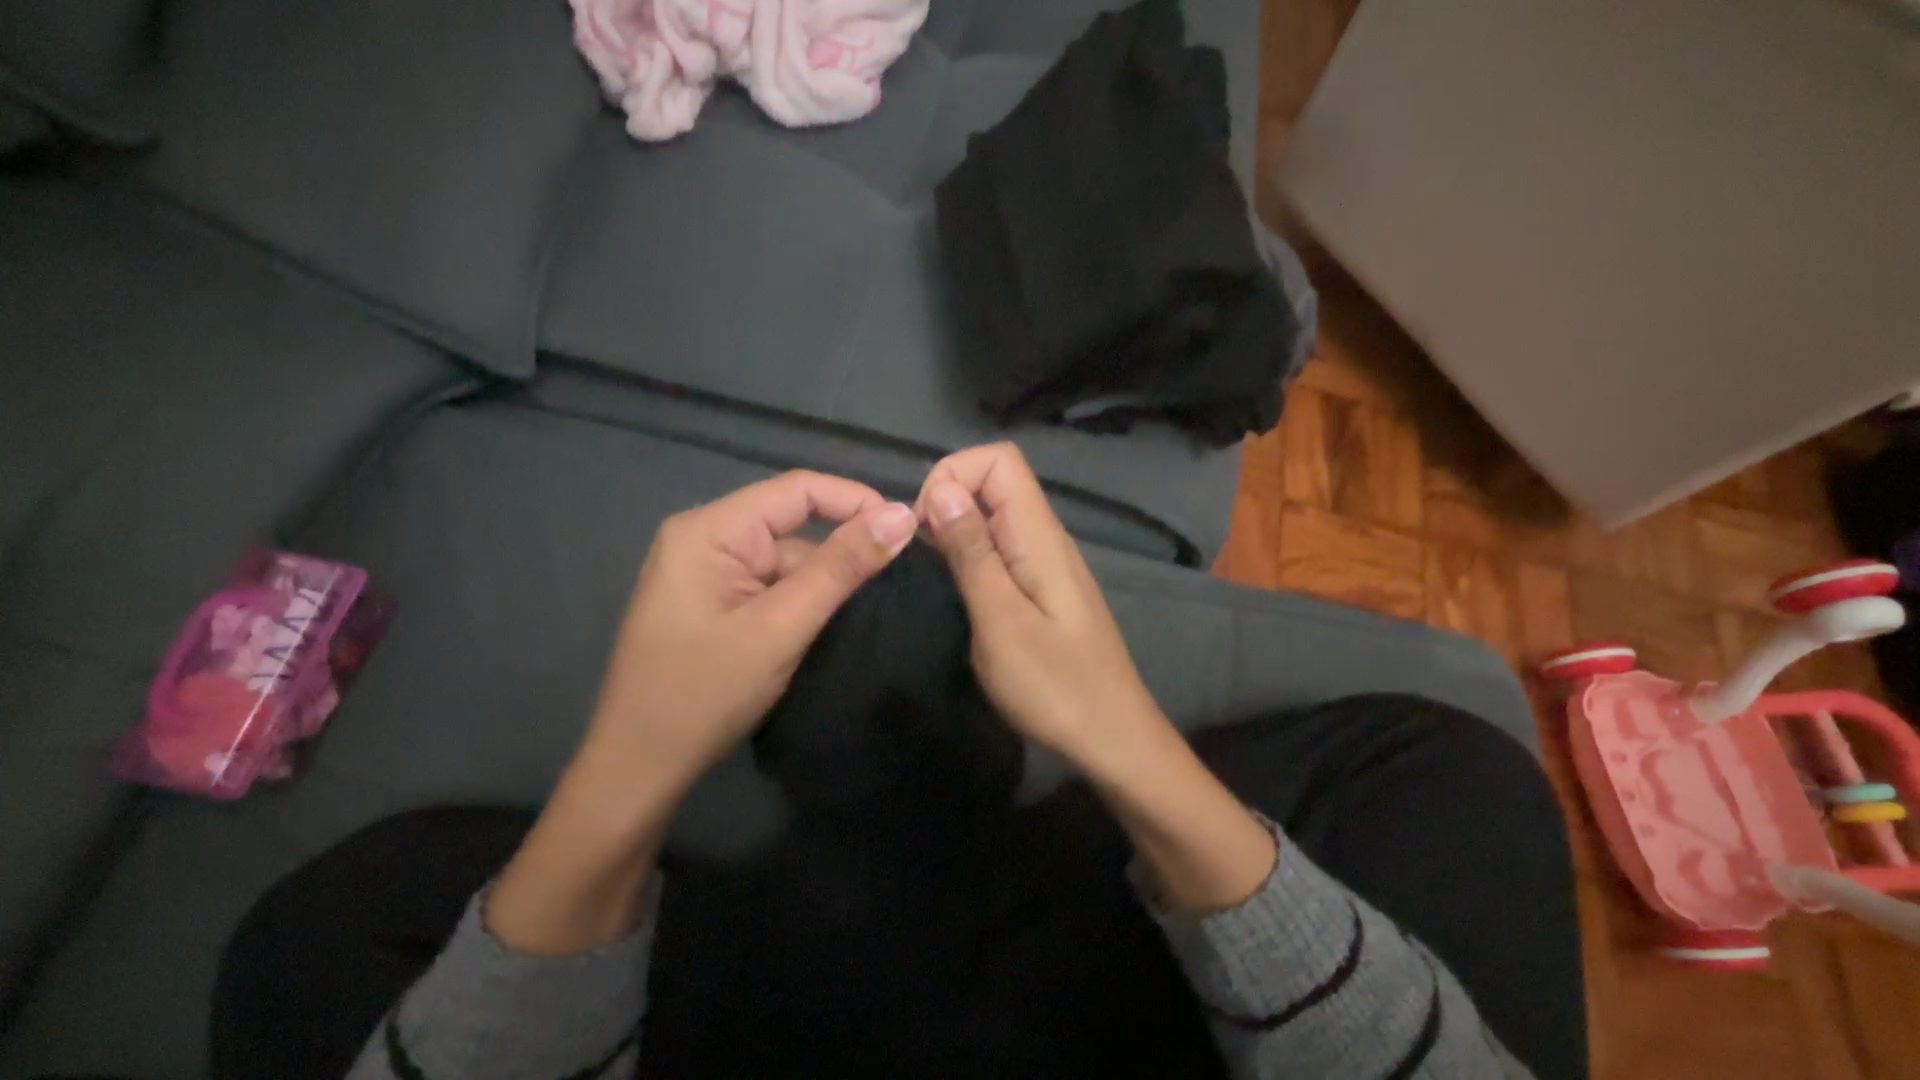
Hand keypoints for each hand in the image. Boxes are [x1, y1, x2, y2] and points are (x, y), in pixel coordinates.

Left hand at [488, 471, 917, 954]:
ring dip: (825, 583)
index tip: (910, 530)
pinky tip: (835, 625)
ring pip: (785, 561)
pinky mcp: (712, 605)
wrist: (639, 768)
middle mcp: (704, 540)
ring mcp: (706, 575)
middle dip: (843, 549)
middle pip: (791, 525)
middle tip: (902, 578)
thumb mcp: (780, 627)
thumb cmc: (703, 693)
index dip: (856, 501)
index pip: (797, 489)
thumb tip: (903, 515)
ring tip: (877, 607)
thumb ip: (841, 568)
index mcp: (709, 531)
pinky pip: (770, 588)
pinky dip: (802, 603)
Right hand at [915, 443, 1159, 770]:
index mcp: (1040, 536)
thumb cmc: (1055, 685)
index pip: (1000, 460)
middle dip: (948, 499)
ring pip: (997, 516)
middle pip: (997, 482)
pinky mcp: (1044, 590)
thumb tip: (943, 488)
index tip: (924, 524)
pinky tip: (958, 590)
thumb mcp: (1001, 620)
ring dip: (956, 529)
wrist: (1112, 737)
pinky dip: (972, 555)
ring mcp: (1048, 564)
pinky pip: (1003, 549)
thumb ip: (972, 553)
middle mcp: (1047, 538)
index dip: (954, 474)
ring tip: (931, 572)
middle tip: (920, 553)